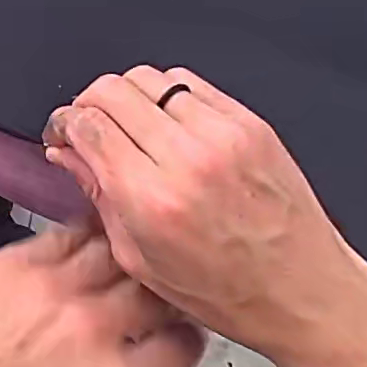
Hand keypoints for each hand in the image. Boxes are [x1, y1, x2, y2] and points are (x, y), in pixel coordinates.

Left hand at [0, 227, 202, 366]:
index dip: (185, 338)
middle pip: (152, 290)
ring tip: (135, 251)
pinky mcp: (17, 261)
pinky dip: (87, 230)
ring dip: (129, 253)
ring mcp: (55, 289)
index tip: (182, 334)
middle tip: (162, 290)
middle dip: (163, 289)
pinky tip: (95, 230)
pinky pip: (67, 232)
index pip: (180, 347)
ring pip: (114, 251)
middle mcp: (96, 331)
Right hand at [44, 66, 366, 356]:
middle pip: (112, 90)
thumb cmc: (228, 289)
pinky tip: (169, 121)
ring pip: (148, 77)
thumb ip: (97, 194)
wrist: (303, 287)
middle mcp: (186, 157)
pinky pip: (188, 81)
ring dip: (127, 95)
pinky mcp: (246, 119)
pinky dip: (167, 95)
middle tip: (90, 123)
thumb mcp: (142, 259)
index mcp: (153, 200)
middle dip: (89, 102)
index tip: (62, 129)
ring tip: (132, 124)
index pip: (90, 125)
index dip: (64, 122)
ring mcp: (221, 132)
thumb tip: (68, 151)